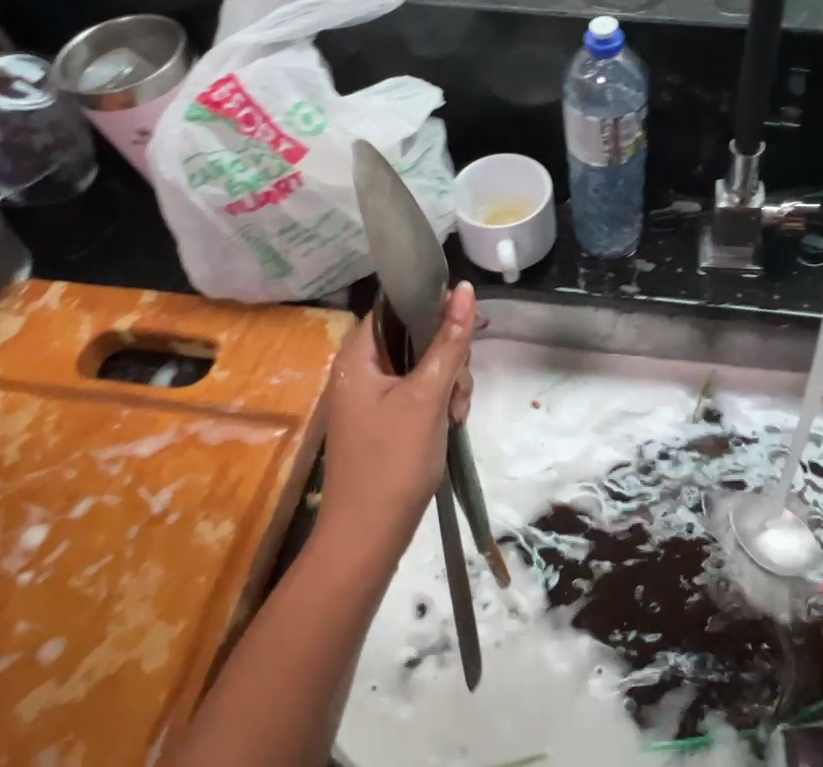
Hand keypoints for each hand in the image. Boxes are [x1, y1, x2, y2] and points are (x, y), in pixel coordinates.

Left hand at [317, 282, 475, 543]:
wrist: (369, 534)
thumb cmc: (394, 460)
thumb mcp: (428, 396)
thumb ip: (448, 341)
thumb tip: (464, 288)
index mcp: (358, 355)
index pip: (397, 307)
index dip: (433, 311)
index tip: (462, 336)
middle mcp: (360, 369)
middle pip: (415, 337)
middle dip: (447, 359)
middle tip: (457, 393)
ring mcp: (371, 397)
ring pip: (423, 368)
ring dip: (448, 385)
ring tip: (455, 417)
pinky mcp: (384, 420)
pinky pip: (417, 394)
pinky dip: (438, 405)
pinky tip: (450, 426)